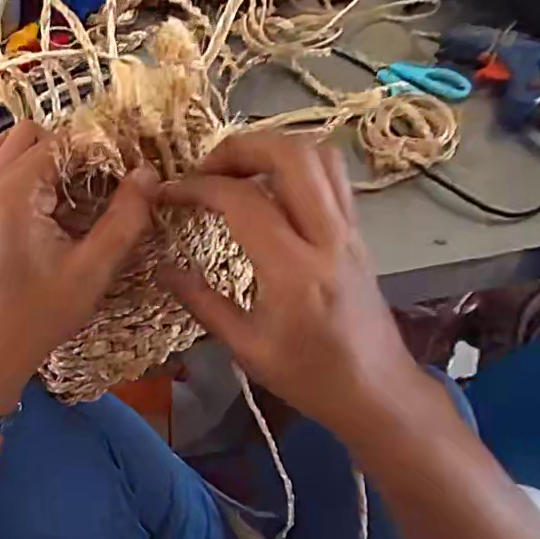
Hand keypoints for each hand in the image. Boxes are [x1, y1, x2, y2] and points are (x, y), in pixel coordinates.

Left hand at [0, 120, 155, 414]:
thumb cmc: (42, 312)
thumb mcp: (94, 268)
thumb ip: (126, 217)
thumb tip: (149, 175)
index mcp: (16, 191)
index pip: (64, 141)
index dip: (102, 148)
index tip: (131, 168)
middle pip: (33, 134)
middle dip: (74, 148)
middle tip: (104, 179)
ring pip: (11, 146)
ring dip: (46, 154)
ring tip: (77, 184)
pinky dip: (25, 169)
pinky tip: (53, 197)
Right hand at [158, 134, 427, 439]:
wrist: (378, 391)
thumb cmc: (310, 377)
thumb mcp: (246, 347)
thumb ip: (201, 302)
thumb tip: (162, 268)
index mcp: (294, 272)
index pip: (242, 201)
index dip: (198, 188)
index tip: (168, 194)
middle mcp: (327, 239)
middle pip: (291, 156)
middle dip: (240, 147)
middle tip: (205, 168)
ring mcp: (350, 231)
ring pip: (319, 156)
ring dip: (273, 148)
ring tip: (237, 171)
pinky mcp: (359, 233)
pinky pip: (333, 177)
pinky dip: (298, 166)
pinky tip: (271, 189)